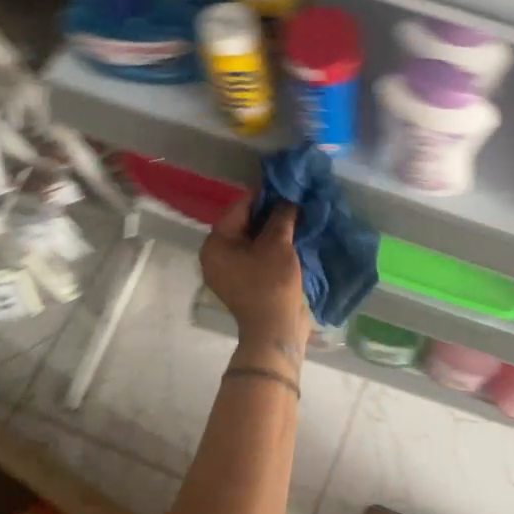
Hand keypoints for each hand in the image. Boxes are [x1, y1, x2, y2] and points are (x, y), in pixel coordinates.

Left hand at [201, 195, 310, 352]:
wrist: (275, 330)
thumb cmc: (271, 283)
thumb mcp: (277, 243)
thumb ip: (282, 214)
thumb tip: (288, 195)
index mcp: (215, 244)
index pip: (239, 206)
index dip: (264, 193)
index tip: (286, 183)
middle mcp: (216, 255)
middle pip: (244, 221)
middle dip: (270, 210)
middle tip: (295, 197)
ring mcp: (230, 270)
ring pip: (253, 237)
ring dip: (274, 226)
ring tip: (298, 213)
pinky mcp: (245, 280)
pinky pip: (257, 252)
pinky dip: (272, 243)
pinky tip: (293, 234)